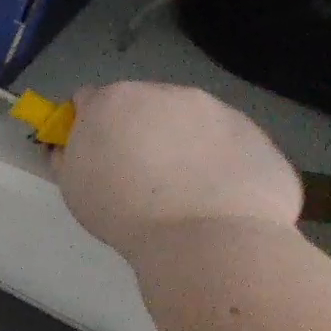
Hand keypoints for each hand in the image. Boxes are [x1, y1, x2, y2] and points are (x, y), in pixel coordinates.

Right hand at [53, 82, 301, 259]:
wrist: (206, 236)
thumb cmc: (120, 207)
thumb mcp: (71, 182)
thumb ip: (69, 153)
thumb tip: (74, 147)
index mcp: (114, 100)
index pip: (90, 99)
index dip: (86, 124)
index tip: (91, 151)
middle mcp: (168, 94)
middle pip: (144, 104)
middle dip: (137, 128)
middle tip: (135, 170)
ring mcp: (221, 112)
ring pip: (190, 121)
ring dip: (180, 141)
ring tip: (181, 185)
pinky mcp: (261, 136)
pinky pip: (228, 143)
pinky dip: (218, 160)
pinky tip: (213, 193)